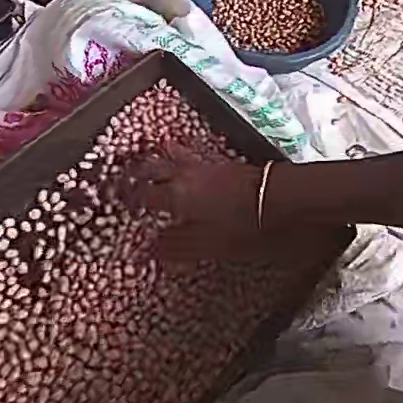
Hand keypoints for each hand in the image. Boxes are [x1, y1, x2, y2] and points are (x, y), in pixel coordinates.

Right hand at [126, 156, 266, 261]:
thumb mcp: (207, 245)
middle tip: (126, 172)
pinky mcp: (227, 165)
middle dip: (140, 170)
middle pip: (157, 167)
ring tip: (153, 152)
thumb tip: (146, 250)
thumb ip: (176, 245)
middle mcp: (188, 175)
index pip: (145, 194)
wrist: (284, 201)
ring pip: (177, 157)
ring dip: (163, 156)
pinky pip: (195, 158)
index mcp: (177, 195)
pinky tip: (187, 162)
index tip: (117, 199)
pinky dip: (185, 157)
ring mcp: (209, 167)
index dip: (131, 197)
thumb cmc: (243, 228)